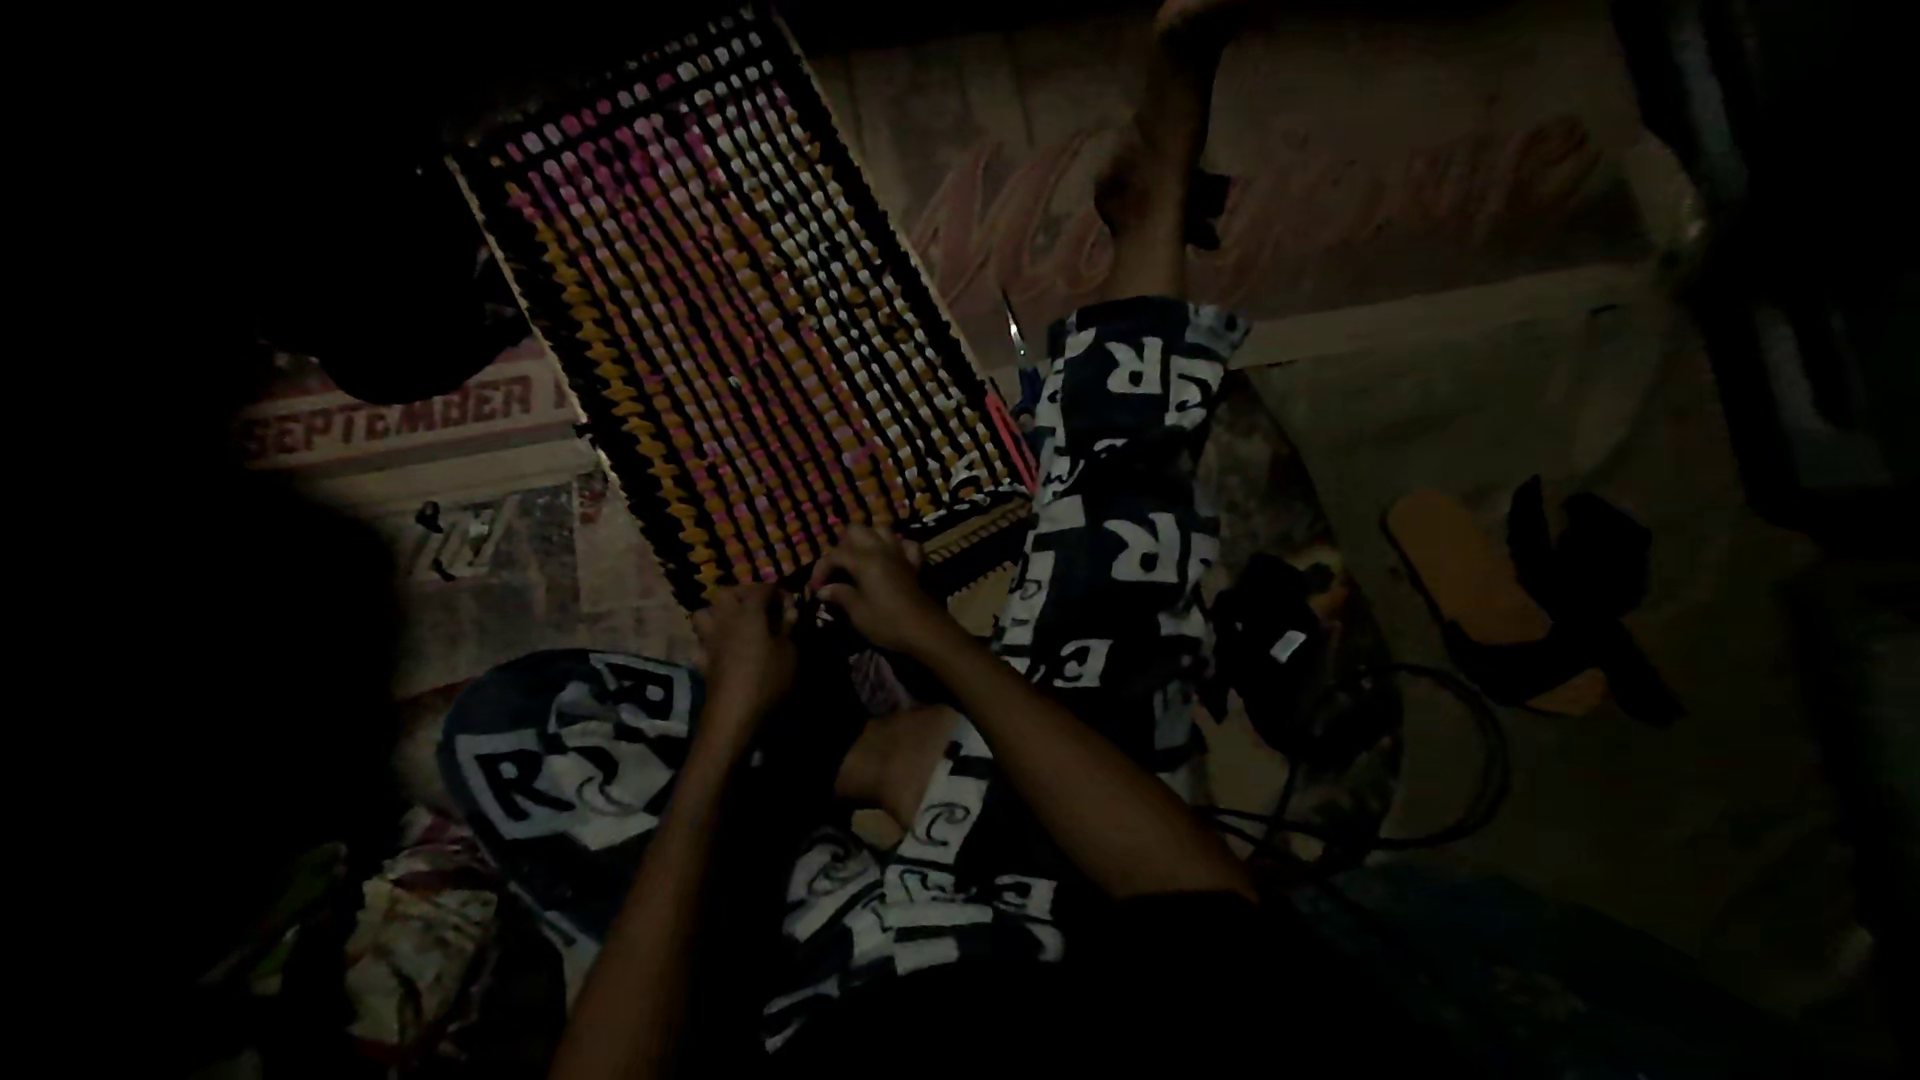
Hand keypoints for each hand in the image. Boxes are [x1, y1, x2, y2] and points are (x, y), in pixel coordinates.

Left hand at [691, 584, 797, 740]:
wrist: (734, 715)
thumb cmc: (768, 679)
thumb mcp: (790, 651)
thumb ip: (789, 626)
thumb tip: (788, 609)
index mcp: (749, 612)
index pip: (762, 588)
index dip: (778, 592)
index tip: (790, 604)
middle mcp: (725, 620)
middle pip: (726, 593)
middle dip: (744, 594)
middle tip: (761, 607)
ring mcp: (709, 641)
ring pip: (705, 613)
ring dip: (719, 613)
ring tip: (737, 623)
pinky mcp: (702, 661)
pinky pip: (702, 642)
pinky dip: (712, 642)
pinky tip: (724, 651)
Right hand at [807, 524, 952, 653]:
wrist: (926, 630)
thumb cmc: (888, 623)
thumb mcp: (858, 612)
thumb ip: (840, 595)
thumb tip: (824, 589)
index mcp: (864, 560)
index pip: (835, 554)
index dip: (821, 569)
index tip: (816, 588)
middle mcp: (882, 550)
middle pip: (856, 530)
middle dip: (842, 545)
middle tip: (838, 569)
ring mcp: (901, 554)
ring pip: (882, 529)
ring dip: (868, 539)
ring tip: (859, 559)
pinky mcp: (915, 564)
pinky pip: (906, 544)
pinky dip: (896, 546)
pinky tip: (891, 558)